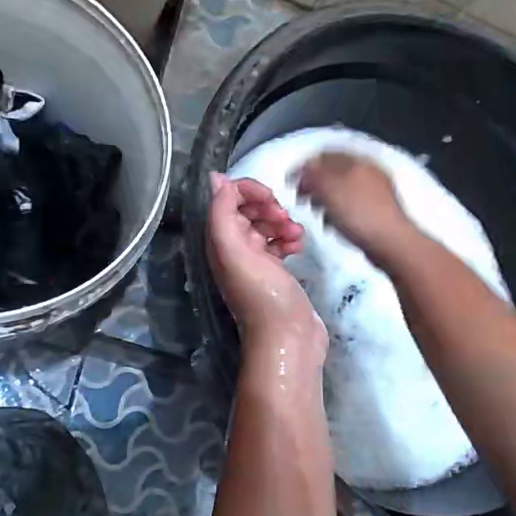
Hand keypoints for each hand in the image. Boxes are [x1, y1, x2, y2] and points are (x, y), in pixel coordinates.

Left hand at [207, 173, 324, 356]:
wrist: (288, 337)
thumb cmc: (262, 294)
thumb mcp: (234, 251)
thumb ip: (221, 213)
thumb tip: (215, 178)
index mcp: (218, 242)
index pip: (226, 199)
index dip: (247, 191)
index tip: (271, 198)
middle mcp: (232, 250)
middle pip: (246, 210)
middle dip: (266, 205)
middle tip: (283, 216)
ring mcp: (254, 261)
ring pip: (264, 225)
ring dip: (281, 221)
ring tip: (295, 233)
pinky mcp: (274, 272)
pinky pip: (278, 242)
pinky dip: (289, 237)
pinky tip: (299, 244)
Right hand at [297, 153, 415, 259]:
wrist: (390, 242)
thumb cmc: (358, 214)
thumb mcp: (329, 190)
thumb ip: (313, 175)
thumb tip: (303, 168)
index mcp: (358, 161)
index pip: (325, 154)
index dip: (306, 165)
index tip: (291, 181)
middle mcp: (369, 171)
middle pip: (334, 171)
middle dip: (315, 183)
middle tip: (302, 197)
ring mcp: (375, 191)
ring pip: (341, 188)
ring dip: (325, 198)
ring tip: (317, 211)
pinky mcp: (377, 210)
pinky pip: (350, 204)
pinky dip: (337, 210)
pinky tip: (333, 222)